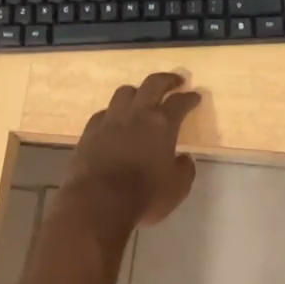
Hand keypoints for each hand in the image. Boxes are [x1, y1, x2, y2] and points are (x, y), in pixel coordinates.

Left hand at [66, 71, 202, 226]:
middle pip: (152, 84)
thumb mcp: (176, 188)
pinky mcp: (89, 131)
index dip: (190, 98)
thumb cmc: (143, 196)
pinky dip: (114, 113)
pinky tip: (115, 121)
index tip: (196, 96)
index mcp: (162, 124)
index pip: (180, 102)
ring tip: (142, 98)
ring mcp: (110, 120)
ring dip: (138, 91)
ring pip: (124, 92)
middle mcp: (136, 114)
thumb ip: (184, 169)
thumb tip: (184, 158)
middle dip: (167, 80)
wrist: (95, 203)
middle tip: (175, 81)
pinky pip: (104, 113)